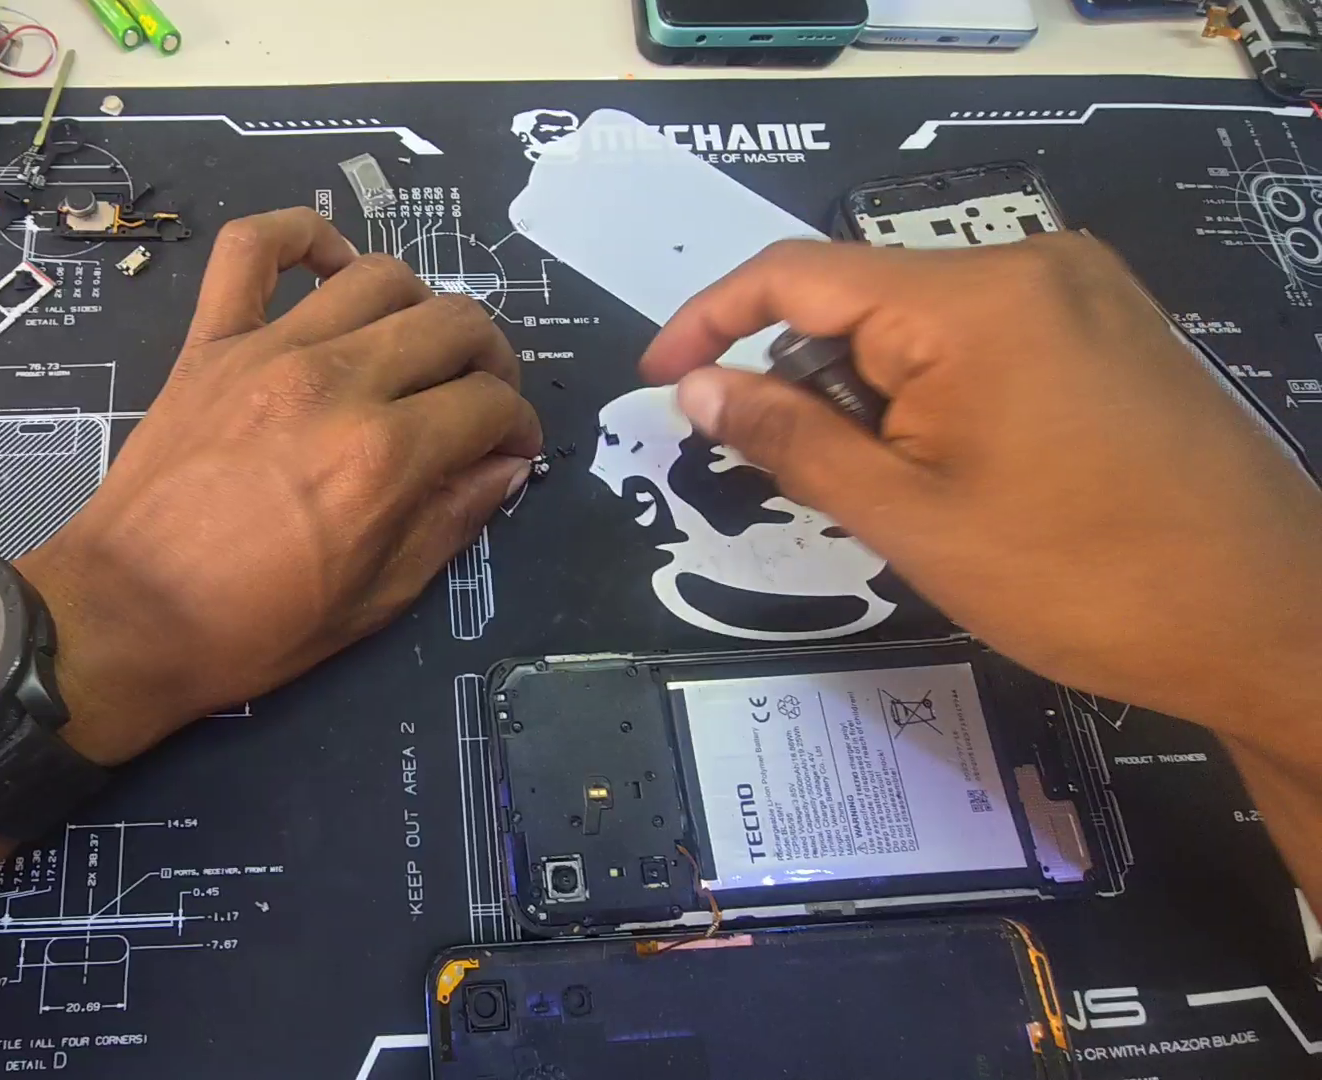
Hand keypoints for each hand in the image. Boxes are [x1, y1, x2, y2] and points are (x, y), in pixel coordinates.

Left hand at [18, 208, 540, 764]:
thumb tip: (505, 467)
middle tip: (480, 400)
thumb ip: (451, 522)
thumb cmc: (253, 628)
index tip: (510, 449)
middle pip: (452, 324)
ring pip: (378, 277)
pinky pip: (252, 250)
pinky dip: (299, 237)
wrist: (128, 617)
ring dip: (421, 307)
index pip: (489, 405)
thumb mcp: (375, 601)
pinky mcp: (209, 343)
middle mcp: (336, 383)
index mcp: (384, 457)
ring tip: (416, 350)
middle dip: (491, 359)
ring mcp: (266, 351)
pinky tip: (329, 267)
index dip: (517, 426)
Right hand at [641, 234, 1321, 747]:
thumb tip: (690, 387)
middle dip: (793, 382)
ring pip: (897, 327)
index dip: (706, 321)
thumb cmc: (1071, 575)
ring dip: (851, 399)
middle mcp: (1023, 270)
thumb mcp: (897, 510)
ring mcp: (1068, 295)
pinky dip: (903, 396)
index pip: (794, 276)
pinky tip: (927, 464)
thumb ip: (782, 436)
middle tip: (788, 473)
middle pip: (848, 303)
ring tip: (878, 486)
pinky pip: (954, 341)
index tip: (655, 377)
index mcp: (970, 302)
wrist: (1272, 630)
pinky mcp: (1090, 330)